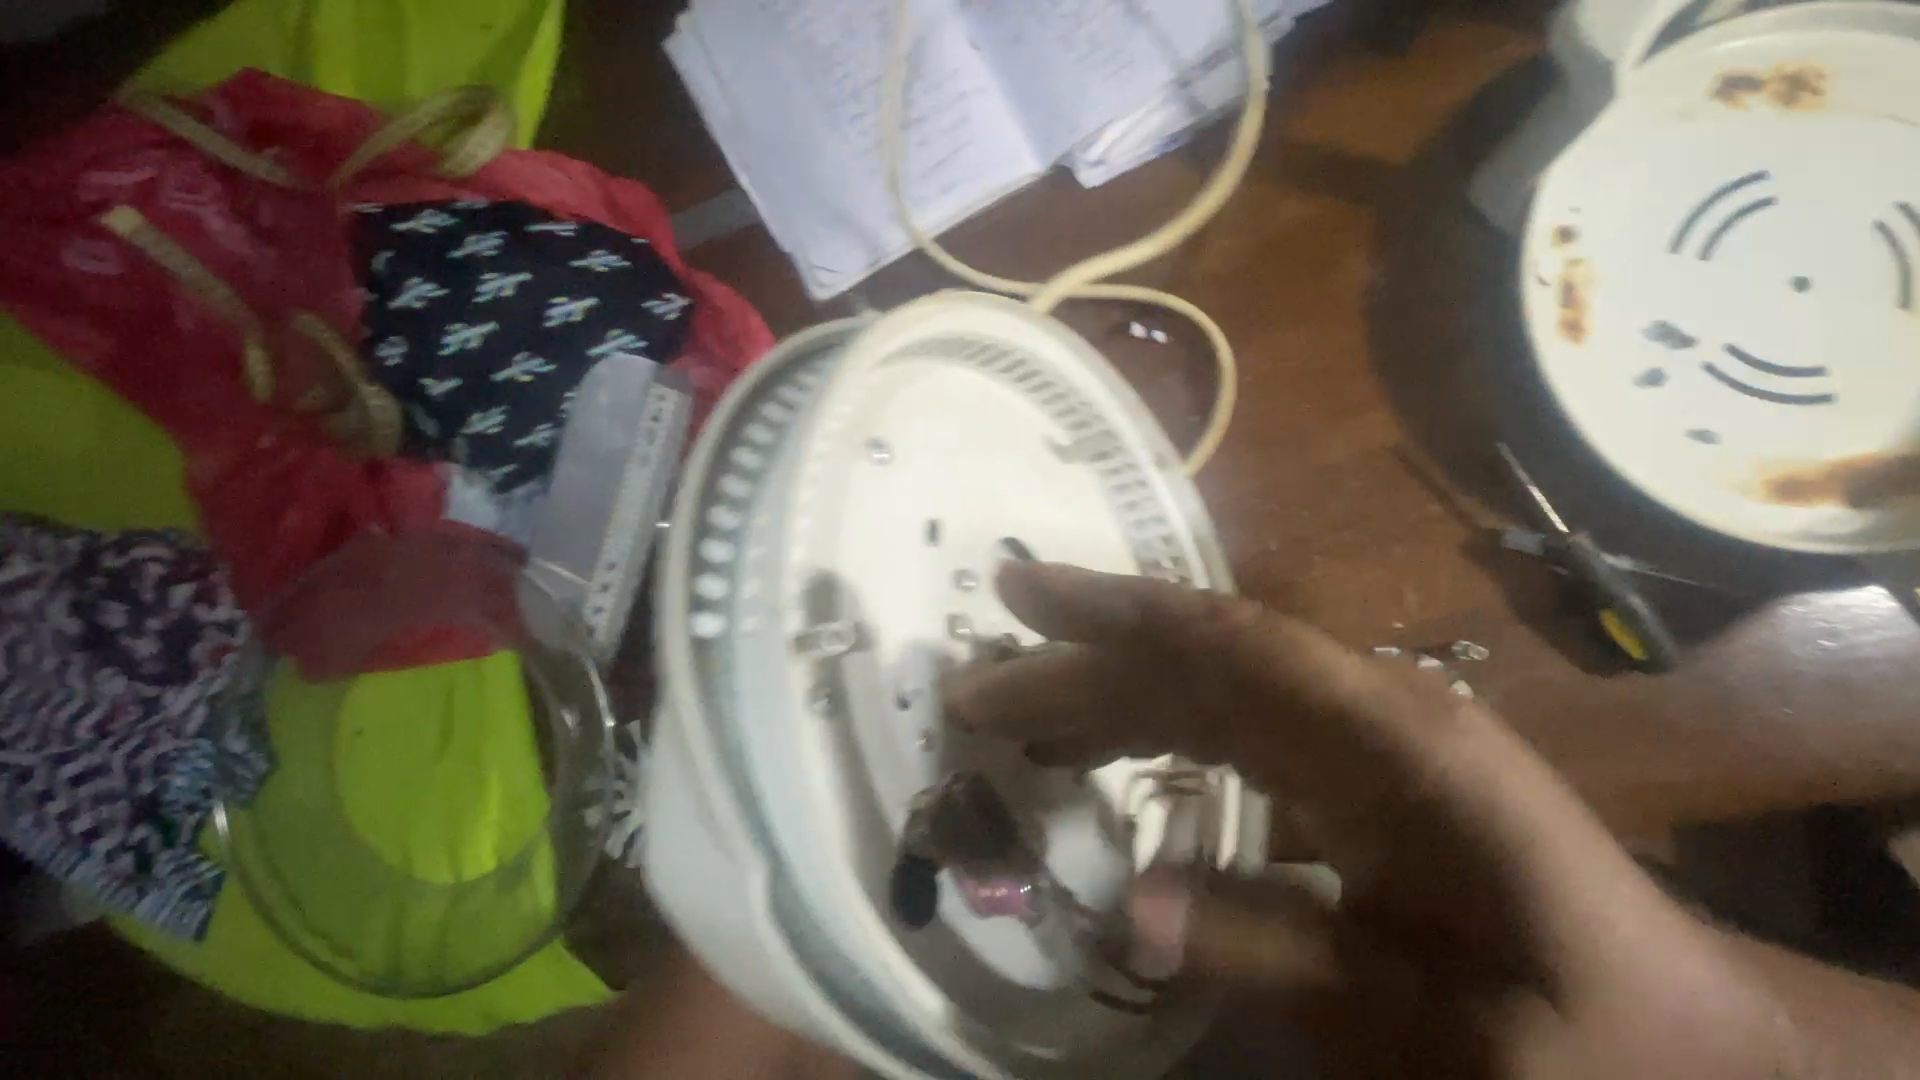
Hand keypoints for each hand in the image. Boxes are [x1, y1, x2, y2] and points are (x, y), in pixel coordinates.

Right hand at [943, 562, 1797, 1078]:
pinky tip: (1103, 754)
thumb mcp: (1439, 1028)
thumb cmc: (1582, 1031)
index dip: (1114, 609)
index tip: (1018, 588)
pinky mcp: (1343, 771)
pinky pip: (1222, 728)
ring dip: (1103, 695)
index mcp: (1390, 741)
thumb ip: (1285, 955)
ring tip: (1018, 720)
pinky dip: (1149, 731)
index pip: (1225, 644)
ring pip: (1199, 688)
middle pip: (1192, 661)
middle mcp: (1361, 711)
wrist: (1690, 1042)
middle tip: (977, 689)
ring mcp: (1352, 736)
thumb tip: (1126, 907)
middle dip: (1078, 665)